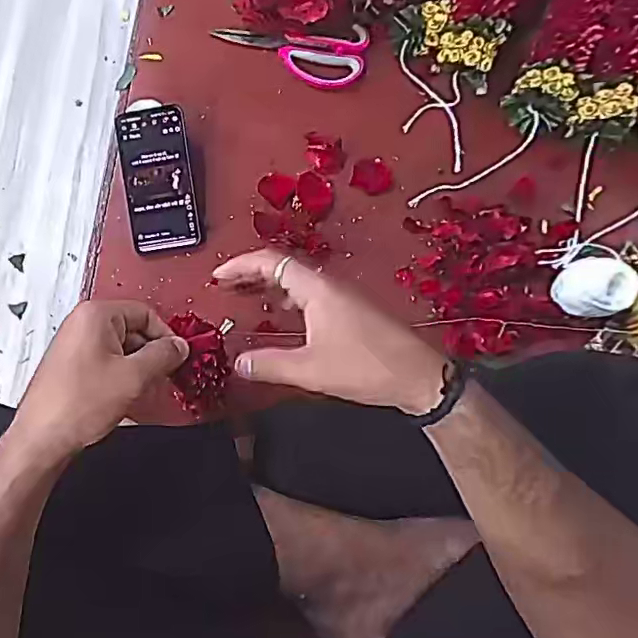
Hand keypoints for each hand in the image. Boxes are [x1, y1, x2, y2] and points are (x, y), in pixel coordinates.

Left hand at [11, 300, 188, 457]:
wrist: (41, 440)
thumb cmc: (76, 405)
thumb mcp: (134, 377)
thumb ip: (163, 356)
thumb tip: (179, 346)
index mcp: (96, 315)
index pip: (145, 313)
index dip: (165, 336)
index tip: (177, 356)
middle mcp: (82, 324)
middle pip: (134, 330)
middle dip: (151, 356)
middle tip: (163, 377)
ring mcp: (74, 345)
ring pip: (121, 350)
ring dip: (137, 370)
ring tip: (141, 393)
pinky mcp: (71, 366)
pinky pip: (106, 363)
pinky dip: (120, 378)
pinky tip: (124, 400)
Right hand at [212, 250, 449, 414]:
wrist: (419, 375)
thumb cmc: (366, 368)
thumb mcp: (311, 370)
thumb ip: (270, 364)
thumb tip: (238, 363)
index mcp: (318, 290)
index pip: (271, 261)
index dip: (240, 265)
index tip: (217, 276)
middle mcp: (330, 285)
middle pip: (283, 266)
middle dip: (251, 272)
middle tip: (225, 285)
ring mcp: (343, 296)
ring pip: (298, 280)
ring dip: (270, 284)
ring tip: (246, 296)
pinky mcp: (352, 309)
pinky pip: (311, 293)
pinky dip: (288, 297)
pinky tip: (283, 315)